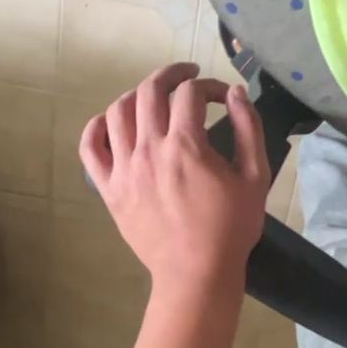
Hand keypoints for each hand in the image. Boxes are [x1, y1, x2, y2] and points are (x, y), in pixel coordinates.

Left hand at [80, 63, 271, 285]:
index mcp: (186, 146)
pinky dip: (97, 126)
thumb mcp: (255, 177)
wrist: (197, 273)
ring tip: (155, 97)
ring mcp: (124, 169)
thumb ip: (248, 129)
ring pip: (118, 111)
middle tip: (189, 75)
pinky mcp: (109, 189)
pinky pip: (91, 148)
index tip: (224, 97)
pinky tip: (113, 121)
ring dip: (138, 94)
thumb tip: (235, 93)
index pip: (191, 93)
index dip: (210, 86)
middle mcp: (149, 150)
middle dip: (172, 74)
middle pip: (150, 91)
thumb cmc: (232, 227)